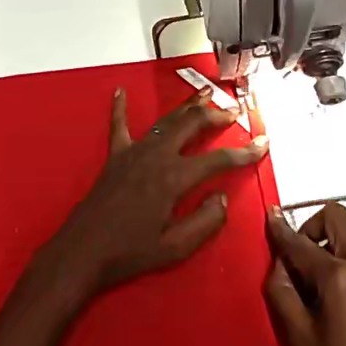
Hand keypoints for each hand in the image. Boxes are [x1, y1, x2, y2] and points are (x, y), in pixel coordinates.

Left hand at [45, 87, 265, 295]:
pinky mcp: (115, 157)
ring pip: (167, 120)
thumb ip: (206, 221)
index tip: (263, 144)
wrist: (82, 253)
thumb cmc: (130, 253)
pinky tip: (119, 92)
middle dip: (217, 115)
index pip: (218, 159)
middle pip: (193, 125)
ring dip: (188, 105)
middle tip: (234, 111)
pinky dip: (120, 108)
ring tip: (205, 92)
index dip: (244, 152)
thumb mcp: (175, 248)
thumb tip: (222, 198)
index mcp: (174, 178)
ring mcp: (134, 152)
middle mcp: (157, 156)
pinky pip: (119, 126)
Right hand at [265, 204, 345, 345]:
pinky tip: (340, 307)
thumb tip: (278, 266)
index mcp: (343, 278)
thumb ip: (284, 295)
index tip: (271, 220)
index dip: (281, 231)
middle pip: (338, 219)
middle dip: (312, 230)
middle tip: (296, 262)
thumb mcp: (303, 344)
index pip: (302, 242)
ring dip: (332, 251)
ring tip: (317, 294)